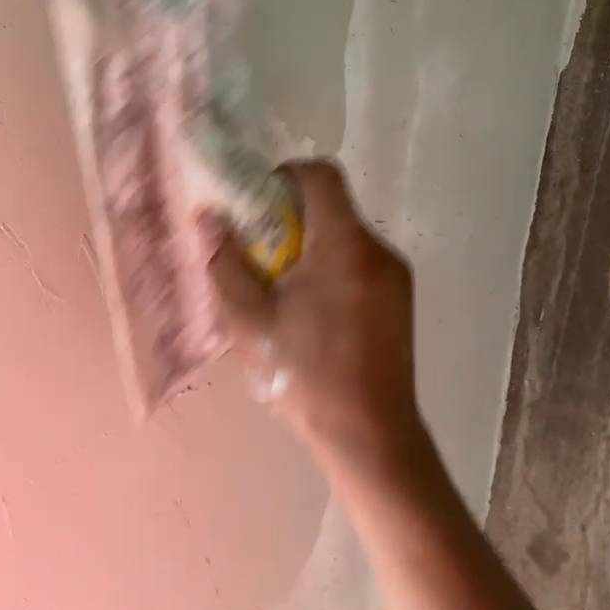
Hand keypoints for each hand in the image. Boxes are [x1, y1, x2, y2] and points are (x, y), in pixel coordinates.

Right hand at [209, 159, 423, 459]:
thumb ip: (227, 262)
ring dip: (307, 247)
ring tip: (279, 291)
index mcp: (343, 246)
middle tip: (256, 254)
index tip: (254, 204)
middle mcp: (377, 250)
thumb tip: (210, 218)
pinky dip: (329, 268)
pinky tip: (309, 313)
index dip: (284, 176)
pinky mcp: (400, 300)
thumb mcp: (248, 320)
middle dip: (288, 219)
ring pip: (343, 236)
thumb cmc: (304, 373)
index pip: (320, 175)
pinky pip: (358, 262)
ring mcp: (395, 276)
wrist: (369, 434)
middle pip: (331, 206)